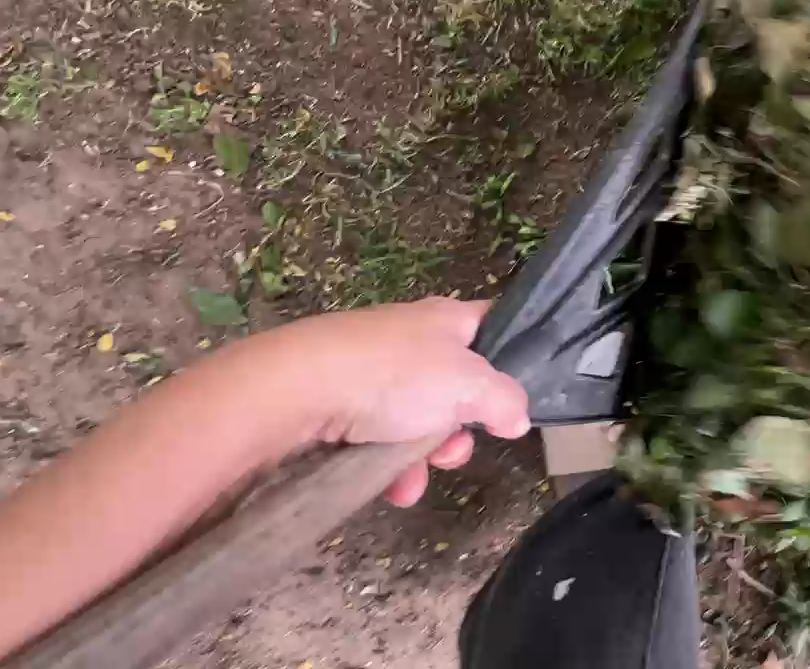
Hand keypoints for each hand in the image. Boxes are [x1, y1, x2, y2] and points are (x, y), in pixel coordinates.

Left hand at [268, 296, 531, 506]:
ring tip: (416, 480)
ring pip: (417, 418)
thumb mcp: (469, 384)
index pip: (494, 325)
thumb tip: (518, 419)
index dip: (512, 355)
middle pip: (457, 385)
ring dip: (425, 456)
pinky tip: (389, 490)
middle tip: (455, 450)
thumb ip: (505, 400)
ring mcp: (373, 373)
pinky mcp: (338, 406)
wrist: (291, 391)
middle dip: (463, 427)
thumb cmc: (394, 374)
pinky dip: (388, 466)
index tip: (518, 394)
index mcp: (448, 319)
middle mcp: (413, 339)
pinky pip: (378, 438)